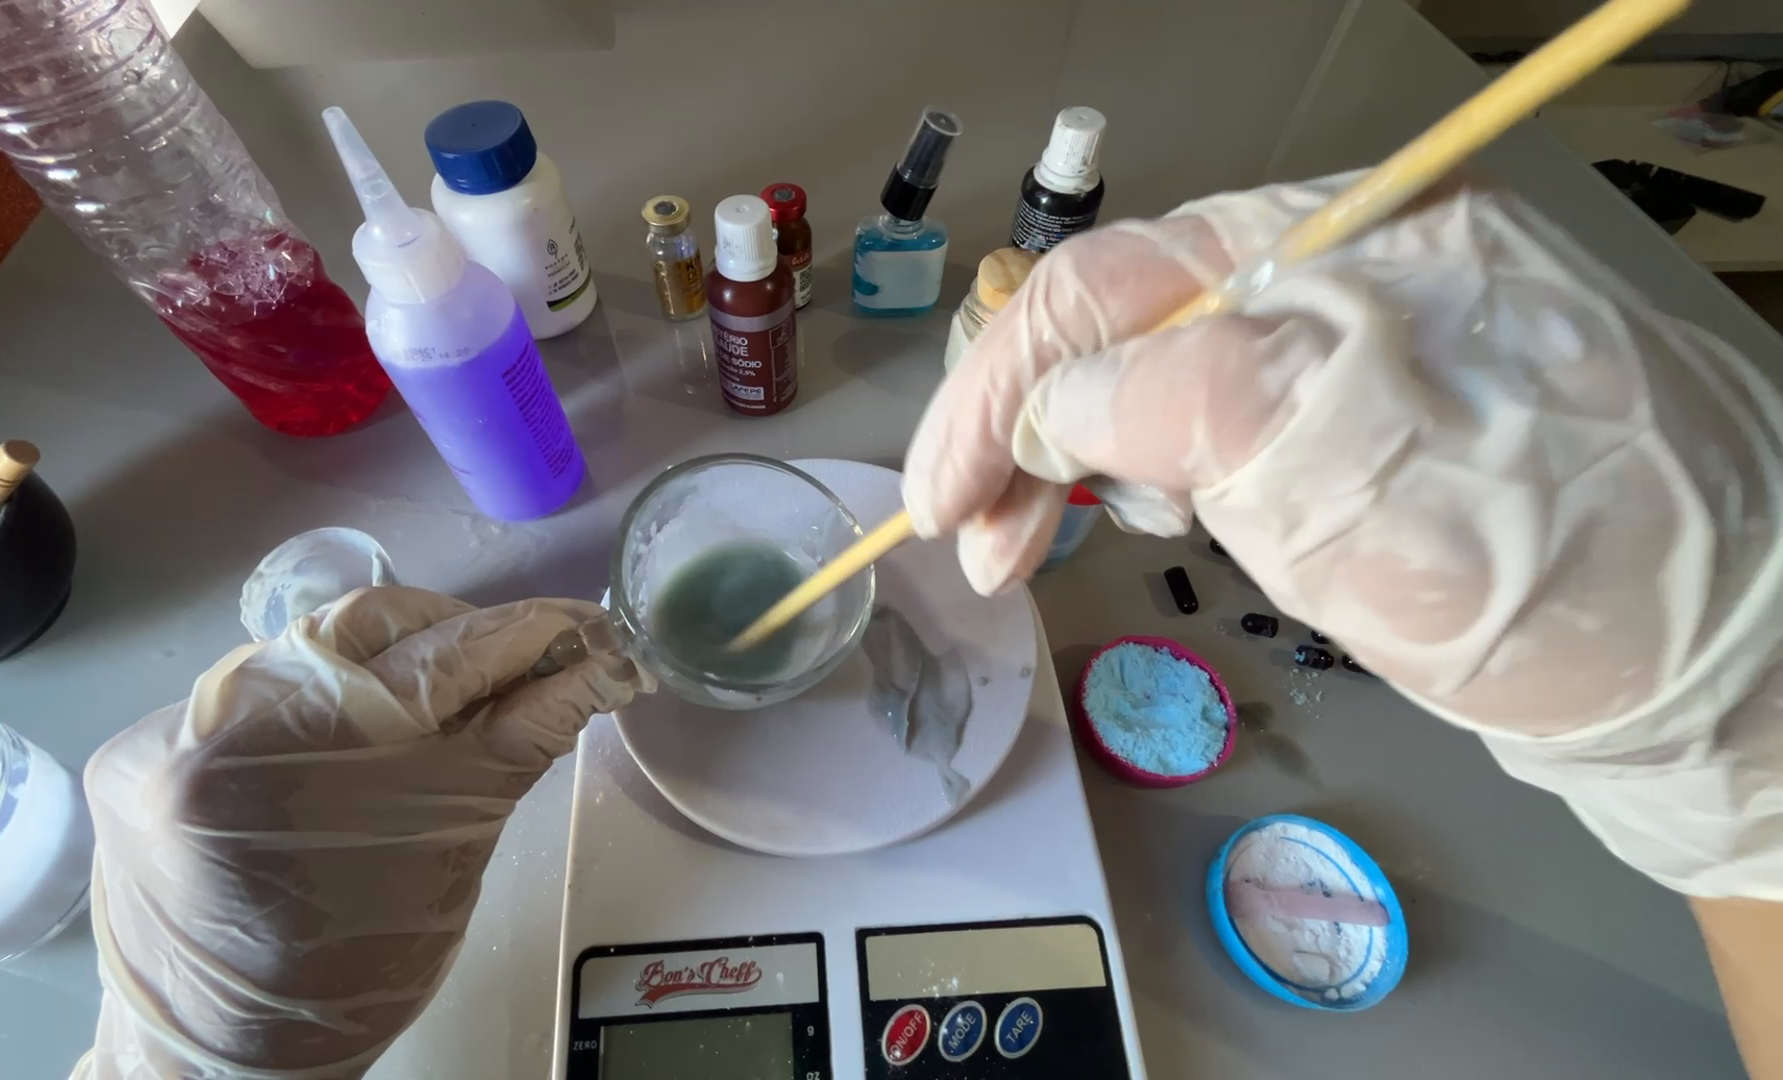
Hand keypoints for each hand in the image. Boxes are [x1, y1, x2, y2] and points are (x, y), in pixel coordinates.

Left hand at [73, 587, 647, 1079]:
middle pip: (379, 617)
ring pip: (323, 634)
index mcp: (322, 772)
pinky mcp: (141, 743)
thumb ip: (523, 738)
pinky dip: (345, 680)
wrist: (222, 1054)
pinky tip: (372, 718)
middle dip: (472, 628)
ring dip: (409, 645)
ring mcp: (171, 733)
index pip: (453, 662)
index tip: (591, 630)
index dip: (535, 635)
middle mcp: (230, 731)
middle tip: (527, 654)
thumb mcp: (461, 846)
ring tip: (455, 683)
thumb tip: (595, 672)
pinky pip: (274, 672)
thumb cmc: (366, 965)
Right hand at [903, 174, 1782, 898]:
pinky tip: (1111, 522)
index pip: (1092, 298)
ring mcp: (1280, 365)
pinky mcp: (1282, 434)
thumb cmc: (1532, 556)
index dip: (990, 398)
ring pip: (1107, 397)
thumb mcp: (1340, 460)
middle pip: (1086, 347)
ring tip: (1014, 553)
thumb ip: (1172, 402)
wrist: (1691, 664)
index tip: (937, 500)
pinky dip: (1103, 488)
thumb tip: (1046, 410)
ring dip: (1042, 476)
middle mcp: (1280, 292)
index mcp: (1302, 253)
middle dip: (1005, 447)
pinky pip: (1152, 442)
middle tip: (967, 547)